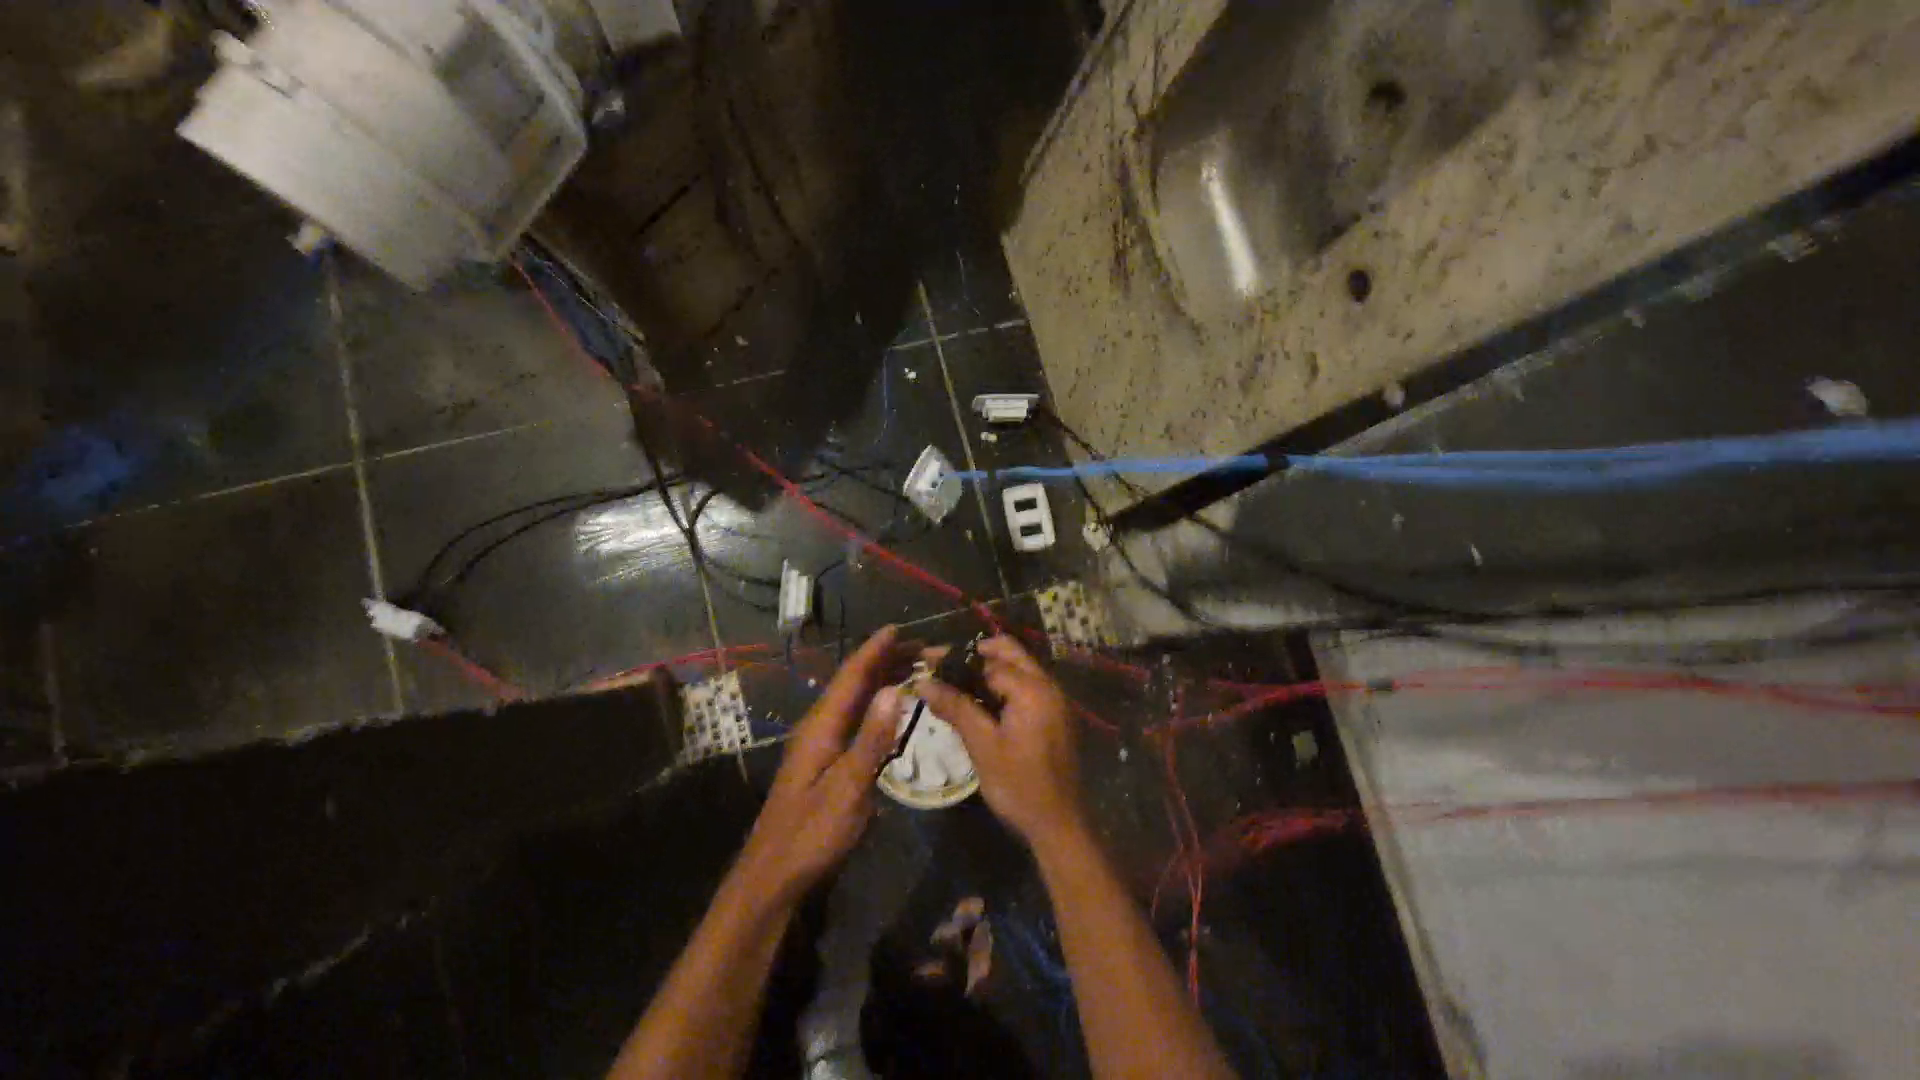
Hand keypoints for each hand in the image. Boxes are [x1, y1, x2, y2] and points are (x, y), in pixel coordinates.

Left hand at [732, 627, 908, 905]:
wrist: (774, 875)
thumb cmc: (811, 833)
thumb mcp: (848, 788)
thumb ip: (872, 739)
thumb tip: (894, 689)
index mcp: (821, 727)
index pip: (852, 676)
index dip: (876, 650)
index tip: (900, 628)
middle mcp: (819, 727)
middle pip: (854, 683)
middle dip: (887, 661)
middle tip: (927, 650)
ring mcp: (820, 746)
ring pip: (855, 701)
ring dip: (884, 681)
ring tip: (917, 669)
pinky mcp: (826, 763)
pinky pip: (856, 720)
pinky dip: (878, 707)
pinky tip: (893, 710)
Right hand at [917, 636, 1085, 850]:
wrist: (1059, 824)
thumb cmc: (1018, 785)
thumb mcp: (982, 746)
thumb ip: (956, 708)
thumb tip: (923, 681)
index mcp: (1032, 689)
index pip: (988, 660)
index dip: (954, 660)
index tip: (926, 661)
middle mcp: (1049, 686)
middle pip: (1010, 653)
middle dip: (975, 654)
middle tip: (942, 666)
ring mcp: (1055, 701)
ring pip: (1020, 669)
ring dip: (990, 669)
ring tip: (955, 683)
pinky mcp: (1055, 717)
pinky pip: (1028, 687)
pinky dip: (1004, 686)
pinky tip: (979, 703)